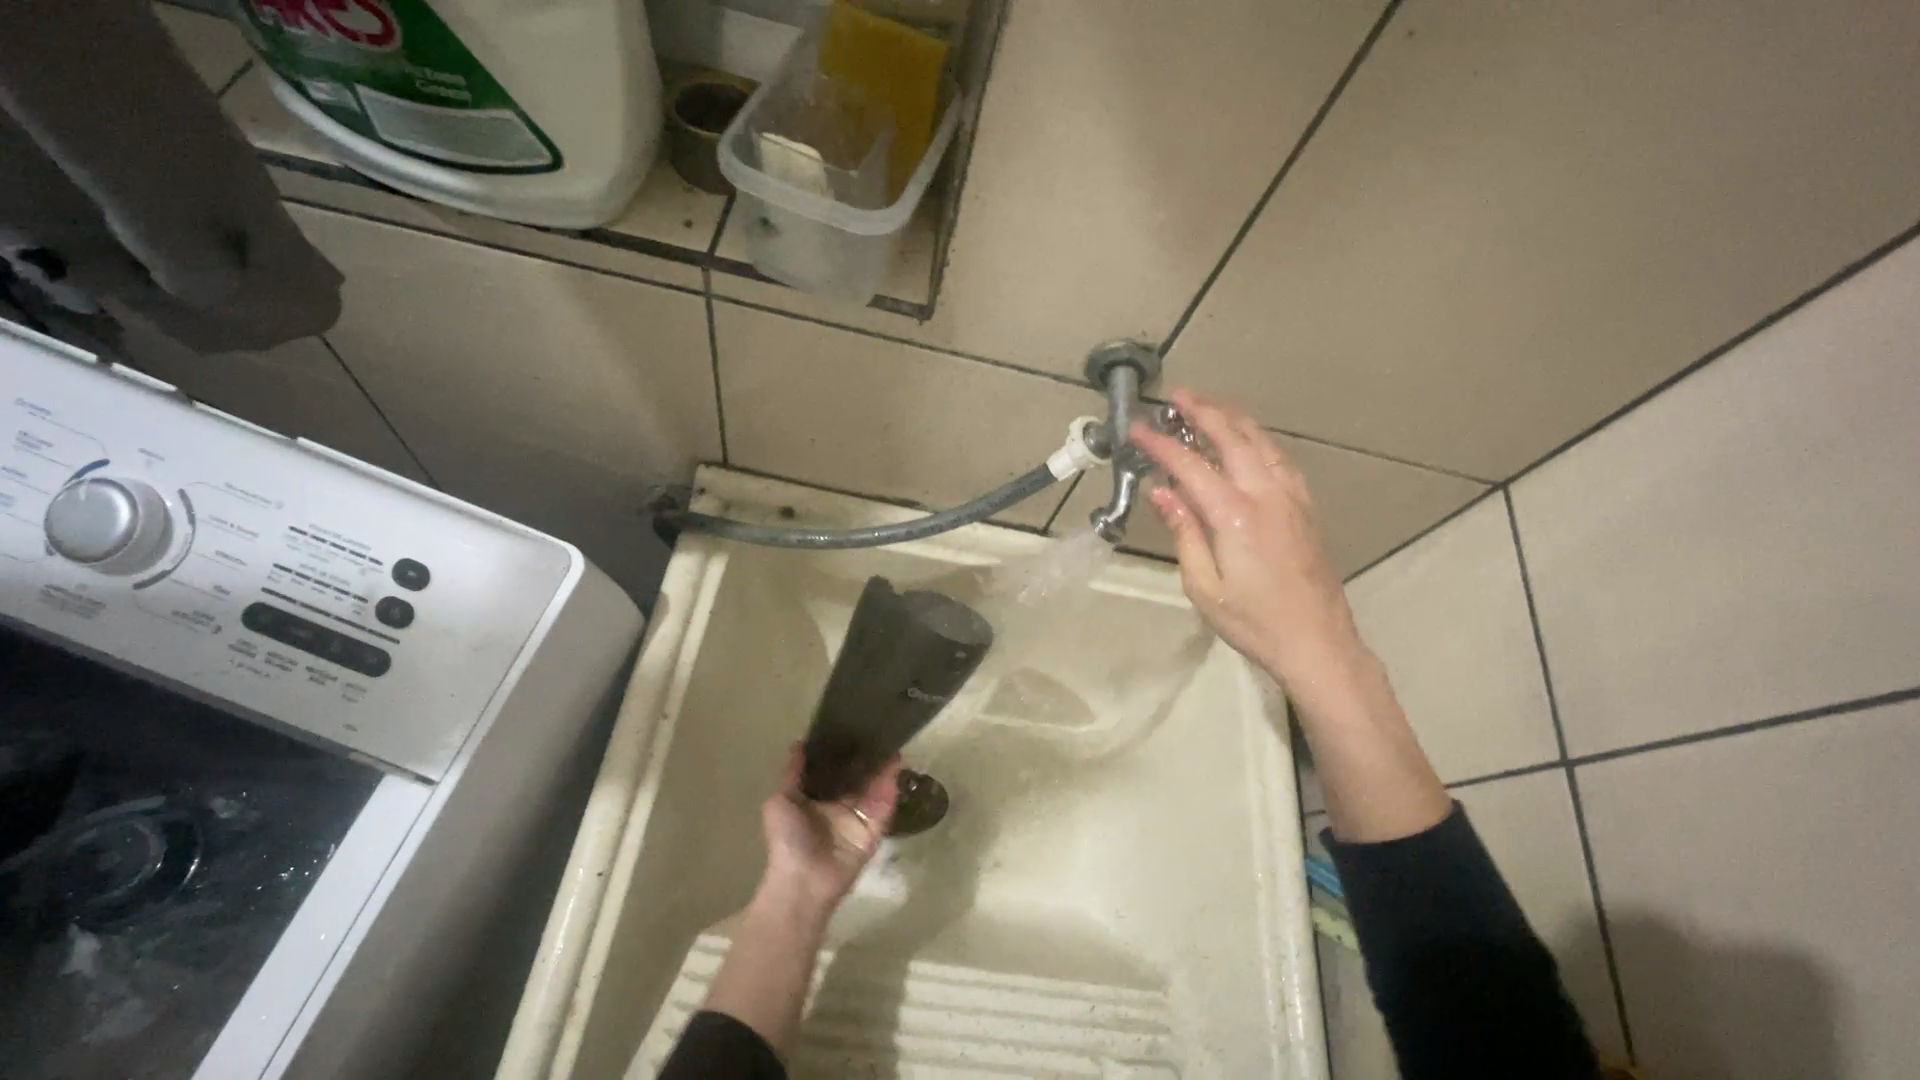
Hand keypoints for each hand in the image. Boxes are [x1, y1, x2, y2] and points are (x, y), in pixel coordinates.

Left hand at [758, 745, 901, 917]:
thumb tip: (799, 743)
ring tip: (893, 742)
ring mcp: (859, 818)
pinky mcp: (874, 829)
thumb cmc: (787, 840)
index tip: (850, 727)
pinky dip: (890, 787)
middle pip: (858, 776)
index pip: (833, 770)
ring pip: (875, 788)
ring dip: (884, 768)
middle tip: (877, 730)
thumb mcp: (781, 802)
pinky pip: (884, 806)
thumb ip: (792, 773)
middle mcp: (840, 805)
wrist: (803, 880)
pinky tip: (896, 767)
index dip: (841, 751)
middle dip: (867, 757)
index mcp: (817, 799)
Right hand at [1130, 389, 1367, 696]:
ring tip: (1209, 406)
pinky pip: (1280, 459)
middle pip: (1233, 437)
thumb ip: (1185, 533)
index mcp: (1235, 516)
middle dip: (1204, 411)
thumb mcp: (1203, 587)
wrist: (1317, 642)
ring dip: (1234, 418)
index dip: (1161, 444)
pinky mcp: (1306, 507)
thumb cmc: (1253, 622)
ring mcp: (1292, 498)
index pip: (1191, 466)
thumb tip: (1164, 493)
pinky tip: (1249, 441)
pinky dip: (1259, 440)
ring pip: (1262, 442)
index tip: (1138, 428)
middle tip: (1178, 396)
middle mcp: (1267, 495)